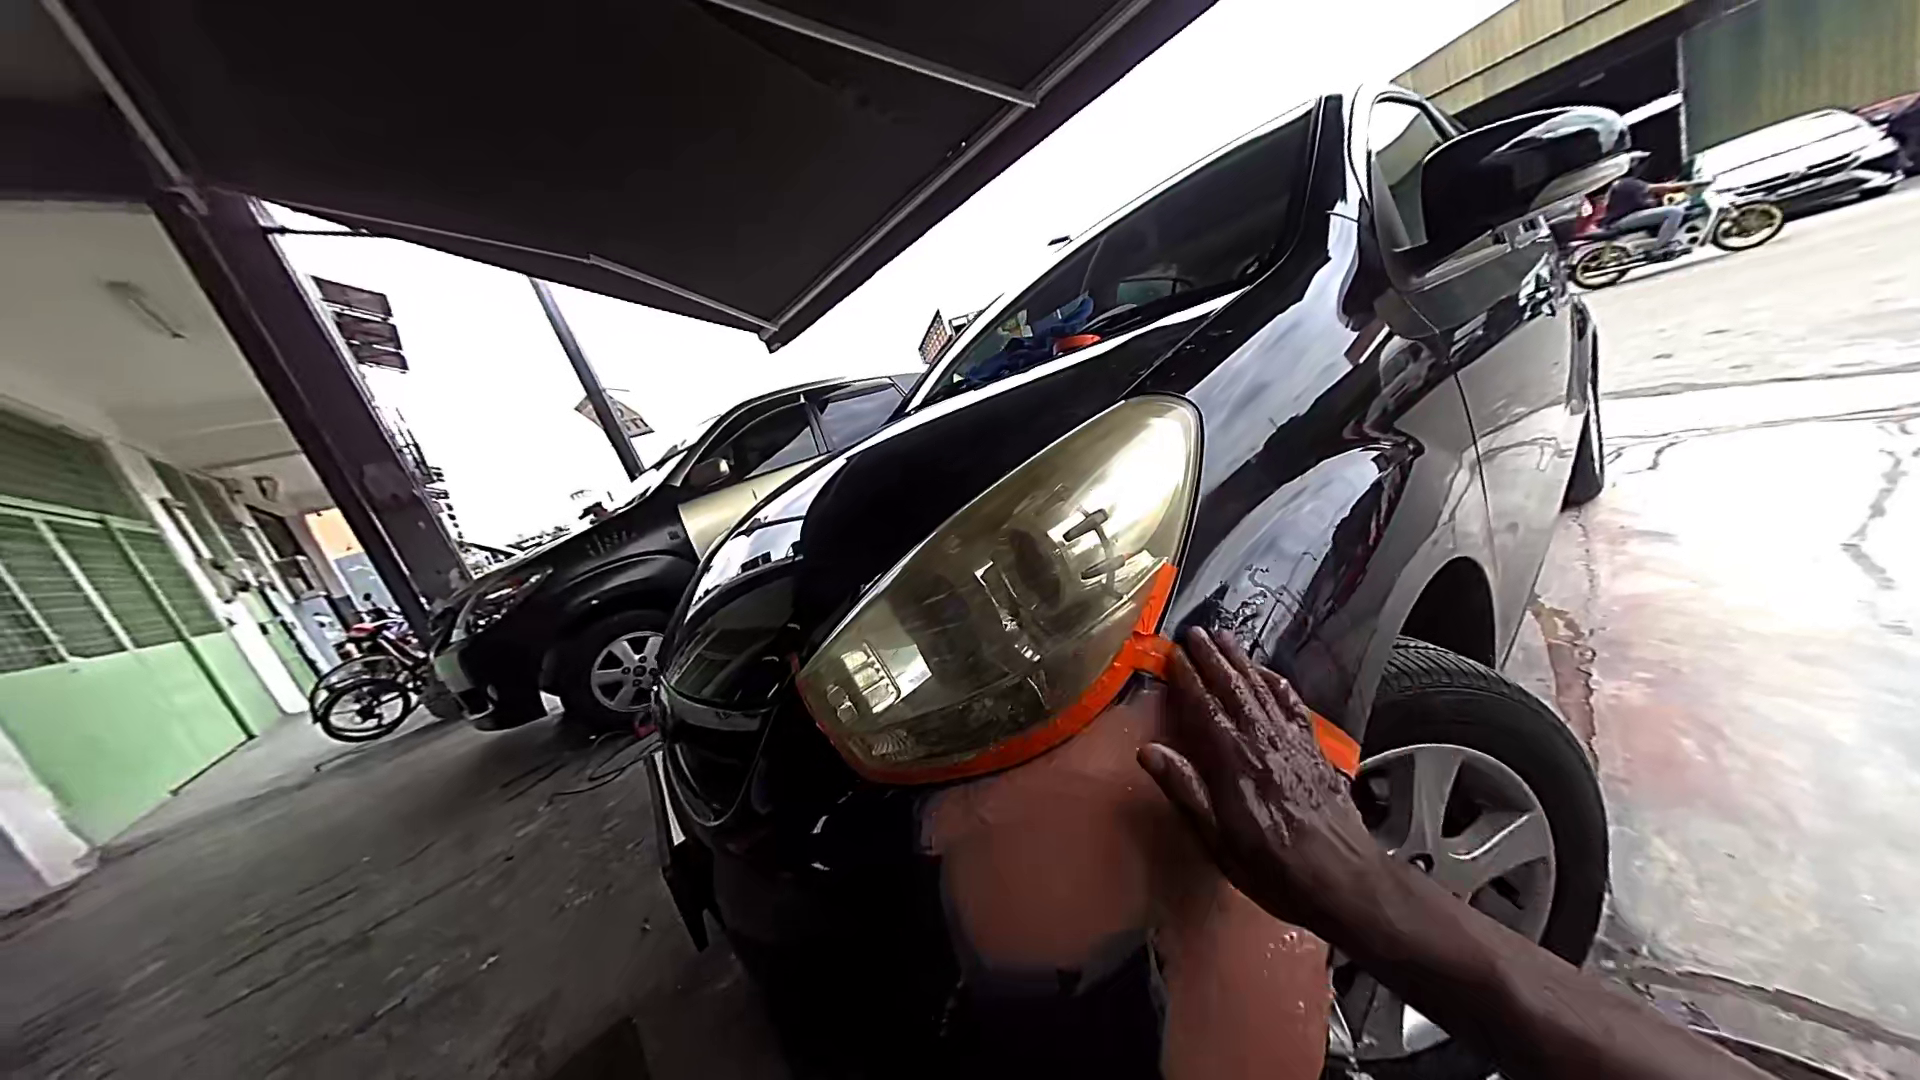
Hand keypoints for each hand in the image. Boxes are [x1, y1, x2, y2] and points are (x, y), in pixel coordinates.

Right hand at [1138, 628, 1390, 944]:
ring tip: (1225, 637)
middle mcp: (1262, 742)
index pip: (1204, 707)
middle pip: (1232, 688)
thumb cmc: (1273, 867)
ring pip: (1261, 690)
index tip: (1173, 654)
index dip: (1187, 678)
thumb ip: (1185, 791)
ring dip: (1241, 661)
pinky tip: (1268, 672)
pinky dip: (1278, 683)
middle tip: (1194, 632)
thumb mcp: (1218, 840)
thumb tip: (1148, 752)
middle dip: (1212, 657)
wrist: (1346, 883)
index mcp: (1233, 761)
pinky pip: (1293, 705)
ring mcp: (1291, 742)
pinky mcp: (1313, 749)